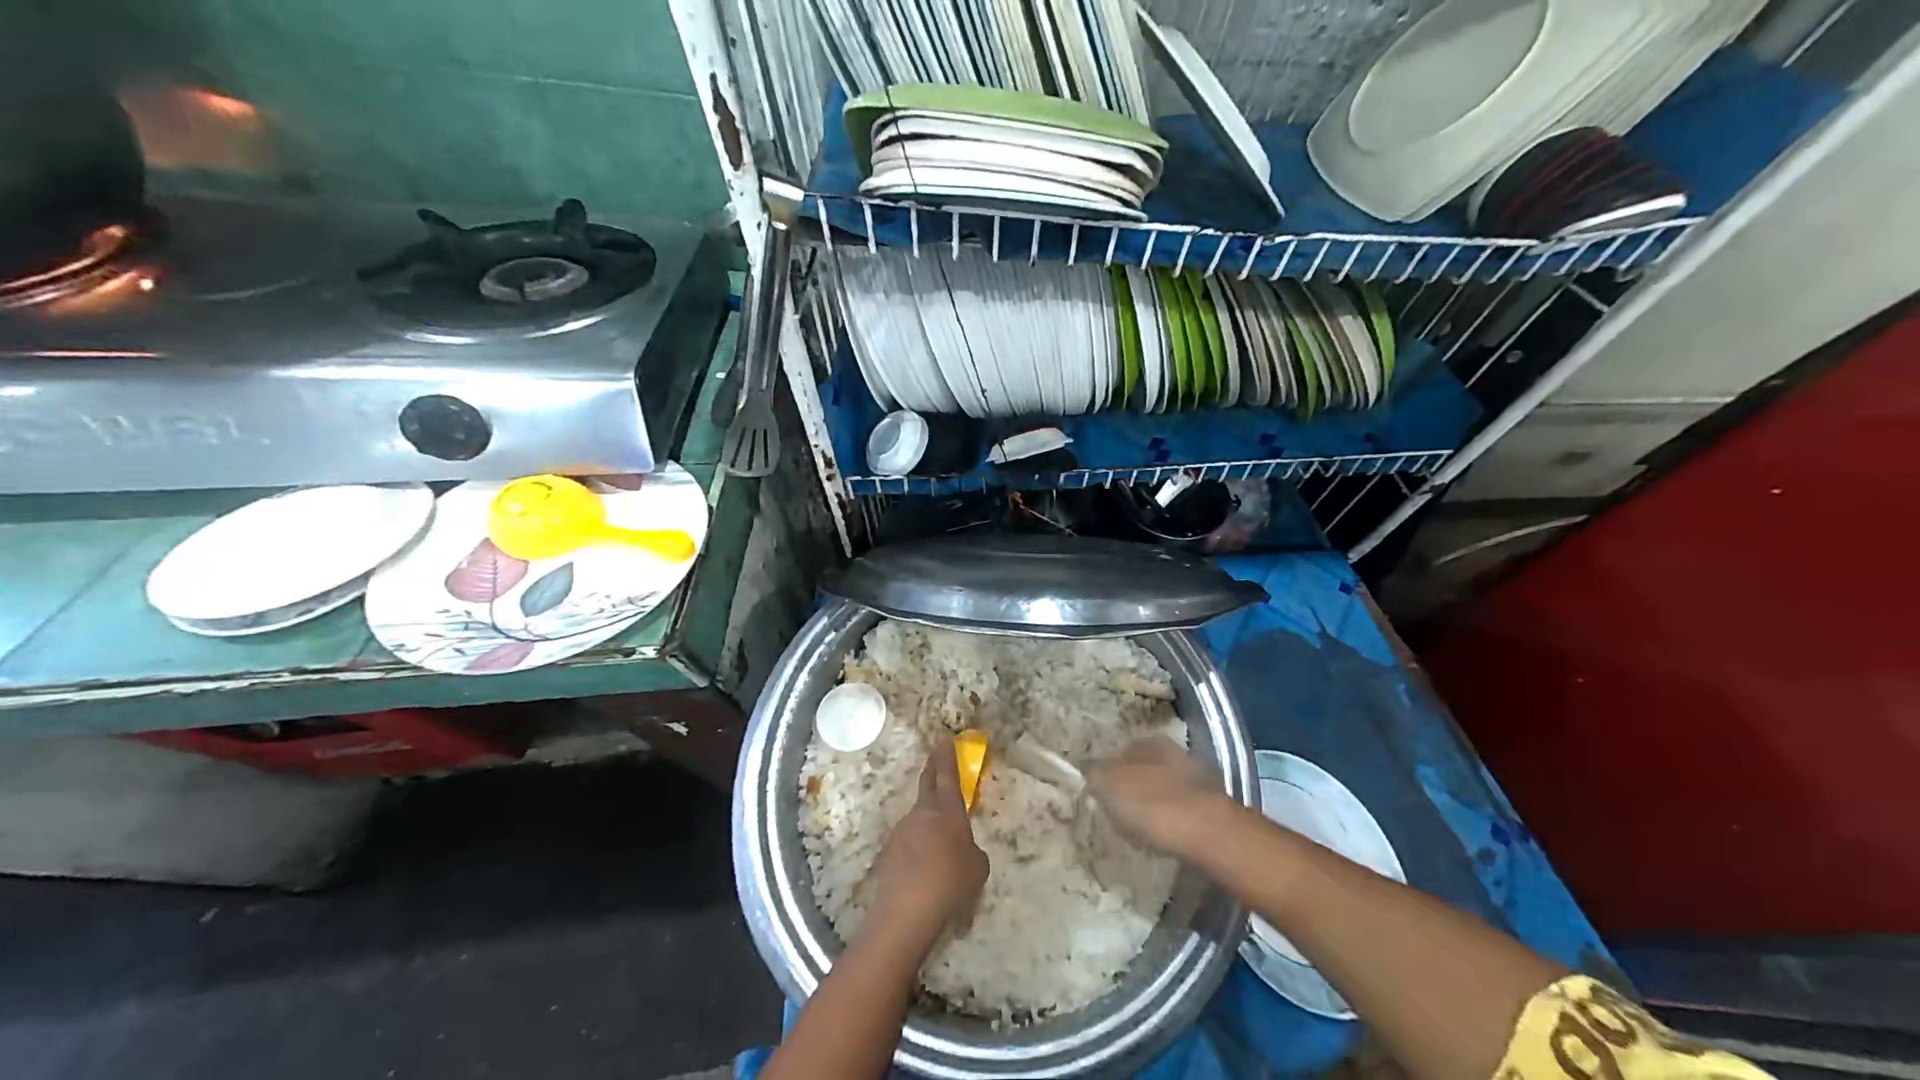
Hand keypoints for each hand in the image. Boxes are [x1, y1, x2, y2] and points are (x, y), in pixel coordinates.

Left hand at [865, 745, 988, 948]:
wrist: (907, 908)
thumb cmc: (951, 882)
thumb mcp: (978, 867)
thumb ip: (972, 851)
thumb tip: (964, 850)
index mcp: (948, 811)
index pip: (947, 775)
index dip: (947, 756)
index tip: (945, 739)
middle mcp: (922, 813)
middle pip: (927, 784)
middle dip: (933, 769)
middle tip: (936, 758)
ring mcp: (902, 830)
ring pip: (918, 817)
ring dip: (927, 821)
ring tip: (937, 845)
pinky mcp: (889, 850)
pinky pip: (908, 842)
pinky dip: (916, 847)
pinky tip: (922, 869)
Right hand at [1089, 737, 1234, 855]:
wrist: (1211, 836)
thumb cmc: (1153, 806)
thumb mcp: (1110, 786)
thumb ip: (1096, 774)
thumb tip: (1087, 767)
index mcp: (1149, 742)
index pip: (1120, 752)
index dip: (1107, 772)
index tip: (1100, 794)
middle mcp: (1175, 753)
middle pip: (1144, 769)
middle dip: (1133, 785)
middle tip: (1118, 810)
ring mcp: (1198, 780)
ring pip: (1165, 788)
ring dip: (1155, 803)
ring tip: (1141, 827)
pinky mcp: (1213, 808)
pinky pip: (1182, 810)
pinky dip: (1173, 820)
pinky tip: (1165, 836)